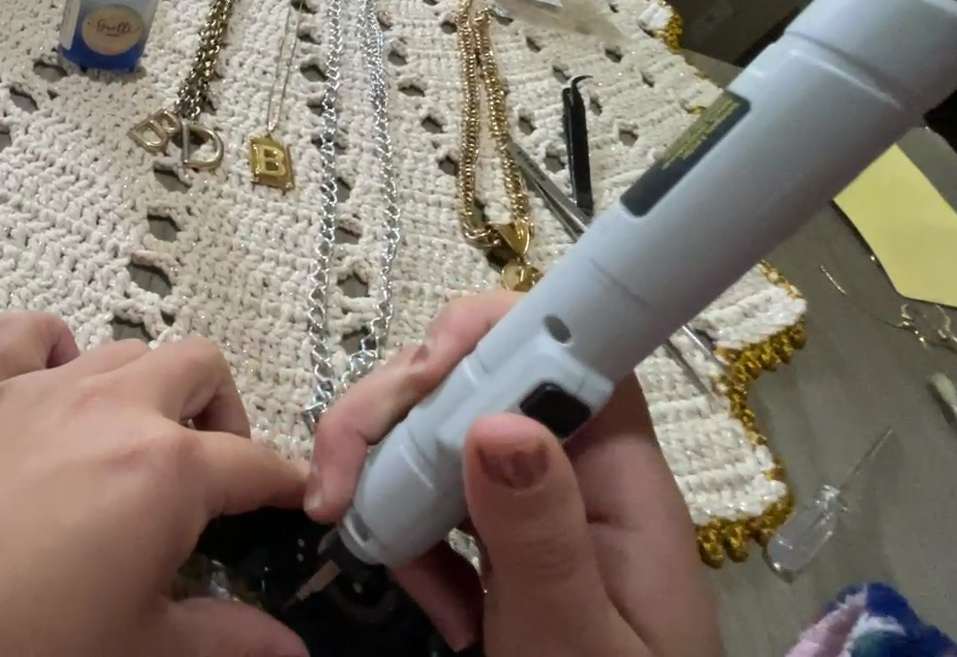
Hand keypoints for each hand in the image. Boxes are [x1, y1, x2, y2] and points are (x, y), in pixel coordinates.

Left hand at [0, 312, 309, 656]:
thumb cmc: (27, 641)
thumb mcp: (139, 647)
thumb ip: (226, 640)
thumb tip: (294, 649)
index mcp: (166, 466)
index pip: (253, 462)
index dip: (284, 481)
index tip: (295, 500)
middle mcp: (119, 403)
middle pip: (202, 366)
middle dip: (224, 412)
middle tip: (210, 476)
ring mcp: (55, 384)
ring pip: (132, 347)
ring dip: (153, 385)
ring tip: (141, 442)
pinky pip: (34, 330)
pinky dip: (57, 344)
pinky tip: (59, 389)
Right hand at [306, 290, 722, 655]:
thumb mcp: (574, 645)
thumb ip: (541, 542)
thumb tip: (497, 421)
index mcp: (618, 480)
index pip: (568, 354)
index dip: (491, 331)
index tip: (422, 374)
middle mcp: (568, 467)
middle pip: (469, 380)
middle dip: (391, 411)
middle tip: (338, 483)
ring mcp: (525, 495)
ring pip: (433, 427)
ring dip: (382, 475)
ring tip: (376, 549)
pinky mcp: (491, 525)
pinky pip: (423, 484)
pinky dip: (397, 522)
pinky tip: (415, 583)